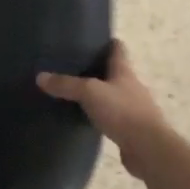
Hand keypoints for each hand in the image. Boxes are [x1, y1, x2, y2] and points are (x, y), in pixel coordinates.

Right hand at [37, 42, 166, 179]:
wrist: (149, 149)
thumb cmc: (122, 111)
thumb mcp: (89, 93)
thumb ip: (66, 84)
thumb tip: (40, 77)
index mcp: (124, 71)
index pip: (117, 48)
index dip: (106, 42)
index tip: (91, 39)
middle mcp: (131, 86)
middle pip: (114, 72)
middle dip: (97, 69)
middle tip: (73, 66)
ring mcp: (134, 108)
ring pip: (113, 95)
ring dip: (99, 94)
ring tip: (75, 93)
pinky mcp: (131, 129)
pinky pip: (113, 117)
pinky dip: (101, 115)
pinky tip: (86, 118)